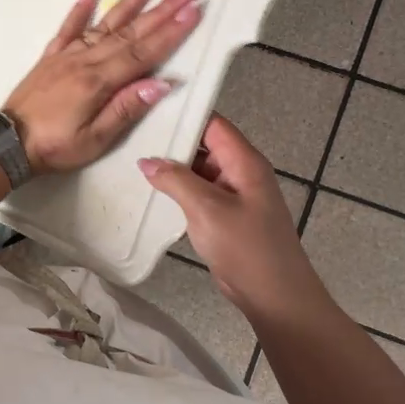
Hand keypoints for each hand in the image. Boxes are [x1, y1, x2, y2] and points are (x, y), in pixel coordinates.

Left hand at [2, 0, 201, 173]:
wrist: (8, 143)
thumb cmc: (55, 147)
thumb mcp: (96, 140)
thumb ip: (127, 109)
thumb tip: (162, 83)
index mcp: (97, 82)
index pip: (143, 53)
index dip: (170, 32)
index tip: (193, 10)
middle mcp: (82, 62)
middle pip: (129, 32)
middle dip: (161, 9)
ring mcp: (64, 57)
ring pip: (102, 24)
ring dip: (128, 2)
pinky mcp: (49, 58)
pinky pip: (66, 29)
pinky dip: (79, 9)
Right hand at [138, 115, 333, 319]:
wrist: (274, 297)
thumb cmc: (247, 248)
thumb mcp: (207, 209)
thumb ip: (175, 181)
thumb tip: (146, 161)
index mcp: (245, 163)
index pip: (214, 124)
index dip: (185, 113)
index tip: (149, 107)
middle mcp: (240, 173)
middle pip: (203, 144)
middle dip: (171, 139)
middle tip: (130, 131)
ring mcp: (232, 194)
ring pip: (197, 169)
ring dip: (170, 166)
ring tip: (130, 156)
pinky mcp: (224, 214)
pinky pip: (196, 191)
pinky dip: (175, 188)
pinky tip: (147, 188)